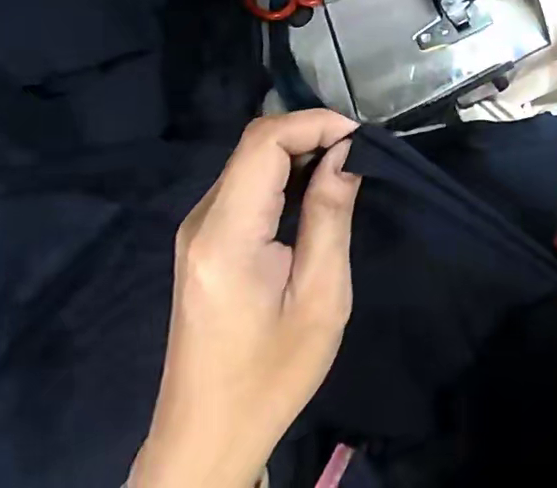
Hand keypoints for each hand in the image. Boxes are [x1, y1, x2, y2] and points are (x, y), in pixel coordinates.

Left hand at [129, 110, 362, 487]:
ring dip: (298, 151)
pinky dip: (281, 174)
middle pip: (254, 145)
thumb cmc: (271, 374)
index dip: (314, 123)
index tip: (360, 137)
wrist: (207, 434)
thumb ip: (330, 216)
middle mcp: (201, 219)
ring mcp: (196, 228)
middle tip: (359, 151)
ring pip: (248, 160)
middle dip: (310, 133)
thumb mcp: (320, 299)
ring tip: (344, 165)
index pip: (264, 142)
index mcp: (225, 234)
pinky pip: (243, 185)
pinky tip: (312, 190)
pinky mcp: (201, 240)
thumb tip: (345, 154)